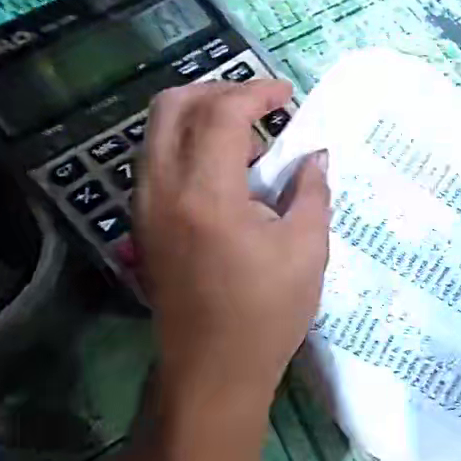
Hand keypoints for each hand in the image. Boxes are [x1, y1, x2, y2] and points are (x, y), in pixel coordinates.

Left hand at [134, 81, 330, 428]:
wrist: (214, 368)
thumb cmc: (268, 311)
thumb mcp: (307, 248)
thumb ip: (311, 191)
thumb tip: (315, 156)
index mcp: (207, 194)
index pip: (221, 114)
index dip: (256, 93)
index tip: (288, 93)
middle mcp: (163, 189)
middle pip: (172, 107)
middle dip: (219, 92)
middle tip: (262, 105)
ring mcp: (146, 205)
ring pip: (158, 131)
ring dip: (202, 117)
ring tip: (251, 136)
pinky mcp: (145, 222)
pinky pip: (159, 159)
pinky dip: (191, 144)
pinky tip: (231, 169)